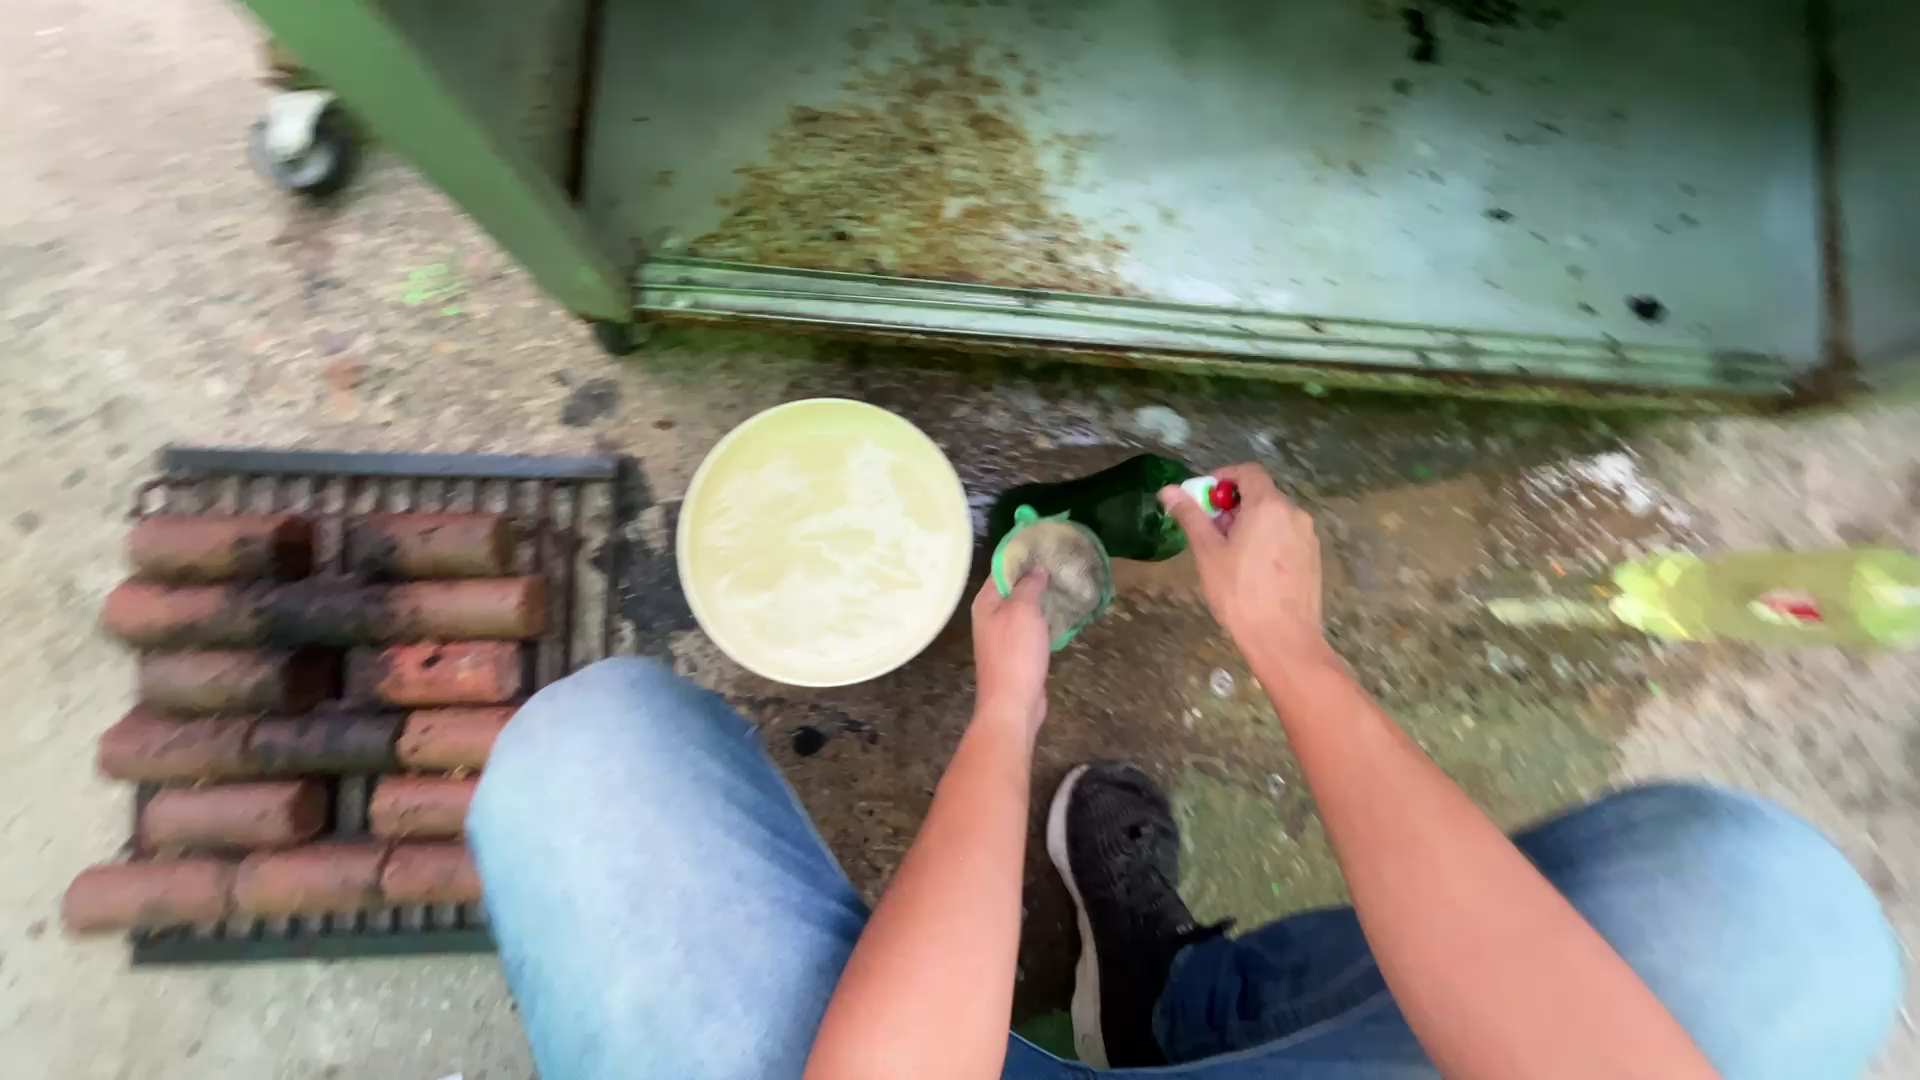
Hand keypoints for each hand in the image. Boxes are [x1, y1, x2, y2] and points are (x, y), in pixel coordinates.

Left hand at [969, 570, 1051, 738]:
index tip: (1046, 546)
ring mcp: (1003, 636)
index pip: (1002, 569)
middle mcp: (990, 616)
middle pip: (1013, 588)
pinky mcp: (1018, 653)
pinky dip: (1045, 619)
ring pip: (1024, 609)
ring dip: (1042, 599)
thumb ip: (1029, 585)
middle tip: (1062, 564)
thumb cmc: (1015, 653)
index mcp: (985, 602)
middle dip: (1035, 576)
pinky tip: (1063, 614)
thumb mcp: (1023, 610)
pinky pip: (1032, 628)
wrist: (1013, 703)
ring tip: (1066, 584)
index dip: (1022, 556)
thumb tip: (1036, 568)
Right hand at [1159, 464, 1330, 665]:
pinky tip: (1251, 570)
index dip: (1222, 478)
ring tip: (1228, 554)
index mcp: (1268, 506)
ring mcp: (1308, 537)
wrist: (1283, 638)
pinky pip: (1285, 536)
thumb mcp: (1207, 552)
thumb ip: (1190, 516)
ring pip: (1273, 517)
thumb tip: (1168, 490)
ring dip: (1248, 524)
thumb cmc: (1239, 592)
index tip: (1203, 498)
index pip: (1248, 472)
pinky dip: (1266, 540)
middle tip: (1209, 532)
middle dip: (1231, 506)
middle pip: (1260, 495)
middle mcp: (1294, 514)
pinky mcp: (1313, 558)